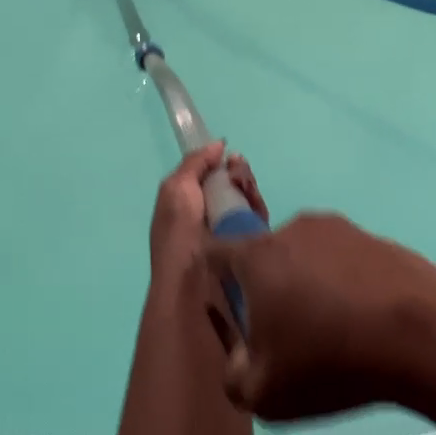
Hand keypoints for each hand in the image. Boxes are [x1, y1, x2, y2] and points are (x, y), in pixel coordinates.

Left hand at [149, 141, 266, 278]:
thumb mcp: (175, 190)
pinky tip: (257, 210)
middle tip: (243, 177)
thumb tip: (219, 145)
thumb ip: (195, 163)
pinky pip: (260, 222)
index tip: (232, 157)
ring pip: (249, 202)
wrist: (195, 289)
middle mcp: (209, 219)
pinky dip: (260, 211)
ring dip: (251, 192)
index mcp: (187, 207)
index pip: (212, 177)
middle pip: (234, 187)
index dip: (223, 165)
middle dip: (241, 176)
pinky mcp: (250, 252)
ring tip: (249, 195)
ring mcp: (230, 236)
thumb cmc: (179, 236)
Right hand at [201, 212, 435, 421]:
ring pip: (306, 256)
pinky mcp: (375, 236)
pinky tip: (362, 320)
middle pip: (265, 255)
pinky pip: (344, 260)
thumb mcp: (262, 391)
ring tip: (331, 330)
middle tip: (285, 332)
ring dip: (307, 284)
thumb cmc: (330, 359)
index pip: (216, 251)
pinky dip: (344, 284)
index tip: (231, 309)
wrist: (421, 333)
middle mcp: (295, 227)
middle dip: (267, 288)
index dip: (215, 278)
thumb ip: (233, 370)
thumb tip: (241, 352)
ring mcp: (340, 228)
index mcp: (258, 255)